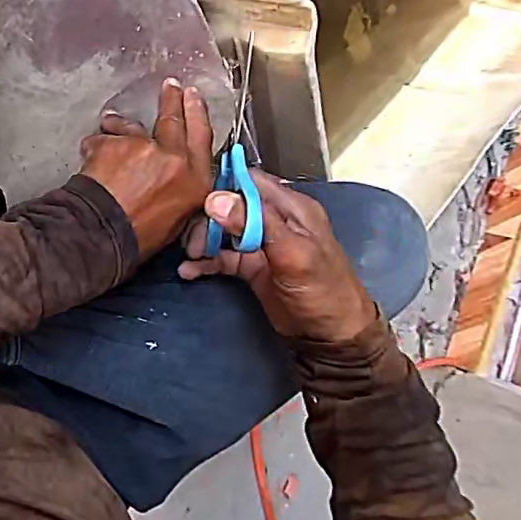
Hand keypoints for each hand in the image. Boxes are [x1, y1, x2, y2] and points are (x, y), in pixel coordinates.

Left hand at [80, 78, 213, 259]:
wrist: (102, 237)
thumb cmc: (138, 239)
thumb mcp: (175, 221)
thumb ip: (179, 192)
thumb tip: (172, 180)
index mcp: (196, 182)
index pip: (202, 139)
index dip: (197, 114)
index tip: (193, 96)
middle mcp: (175, 159)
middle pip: (174, 121)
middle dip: (172, 100)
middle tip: (171, 85)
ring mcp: (144, 148)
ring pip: (133, 127)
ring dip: (122, 124)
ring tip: (111, 120)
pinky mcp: (115, 144)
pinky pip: (104, 138)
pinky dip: (97, 144)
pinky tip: (90, 154)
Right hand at [178, 173, 380, 346]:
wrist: (330, 337)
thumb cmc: (323, 292)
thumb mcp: (293, 253)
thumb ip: (257, 223)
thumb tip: (216, 199)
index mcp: (292, 208)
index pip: (250, 182)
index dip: (223, 188)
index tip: (198, 202)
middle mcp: (274, 220)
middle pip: (230, 206)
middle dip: (208, 220)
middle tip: (195, 241)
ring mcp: (261, 244)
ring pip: (223, 231)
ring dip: (203, 241)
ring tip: (192, 257)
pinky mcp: (251, 266)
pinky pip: (222, 257)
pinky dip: (205, 262)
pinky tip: (190, 270)